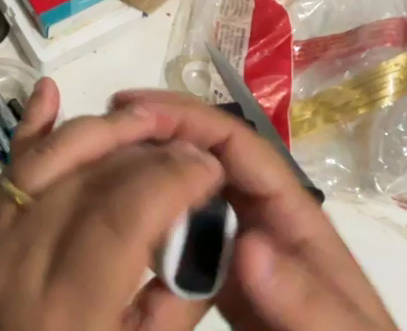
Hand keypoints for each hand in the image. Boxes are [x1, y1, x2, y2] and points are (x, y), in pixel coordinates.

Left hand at [0, 78, 227, 330]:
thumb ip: (171, 306)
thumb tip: (204, 235)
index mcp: (69, 308)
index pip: (122, 215)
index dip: (170, 180)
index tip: (209, 166)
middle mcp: (25, 258)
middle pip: (90, 178)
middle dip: (148, 152)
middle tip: (191, 147)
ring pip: (50, 157)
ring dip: (100, 129)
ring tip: (145, 120)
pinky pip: (8, 164)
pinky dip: (32, 124)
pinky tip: (49, 90)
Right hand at [110, 89, 396, 330]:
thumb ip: (304, 296)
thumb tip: (247, 244)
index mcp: (294, 216)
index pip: (239, 146)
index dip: (188, 119)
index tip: (135, 110)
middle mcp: (264, 221)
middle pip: (209, 158)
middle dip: (162, 131)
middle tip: (106, 124)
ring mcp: (243, 251)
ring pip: (192, 192)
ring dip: (152, 170)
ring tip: (102, 161)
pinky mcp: (227, 283)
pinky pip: (185, 239)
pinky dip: (154, 221)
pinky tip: (121, 221)